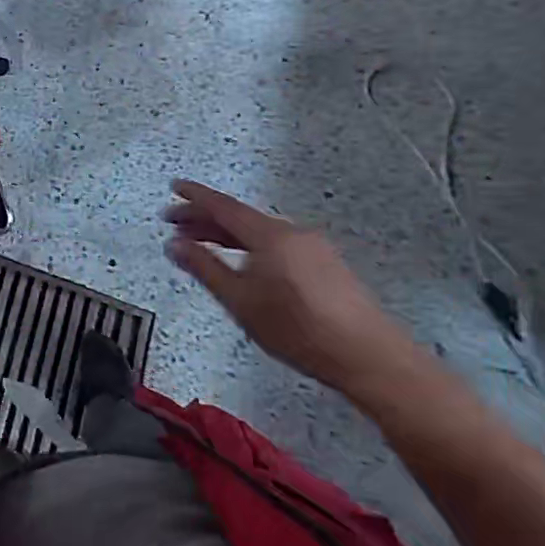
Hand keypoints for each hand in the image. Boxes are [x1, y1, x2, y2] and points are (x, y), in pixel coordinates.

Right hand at [162, 180, 422, 399]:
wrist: (370, 358)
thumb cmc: (298, 329)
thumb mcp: (239, 301)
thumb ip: (203, 268)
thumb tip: (174, 244)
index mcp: (270, 235)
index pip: (223, 206)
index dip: (194, 196)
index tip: (174, 187)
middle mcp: (292, 233)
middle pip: (240, 217)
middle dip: (204, 218)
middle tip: (175, 222)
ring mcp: (313, 248)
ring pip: (258, 232)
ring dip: (226, 234)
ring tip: (200, 243)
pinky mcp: (325, 265)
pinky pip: (276, 244)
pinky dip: (249, 246)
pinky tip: (241, 262)